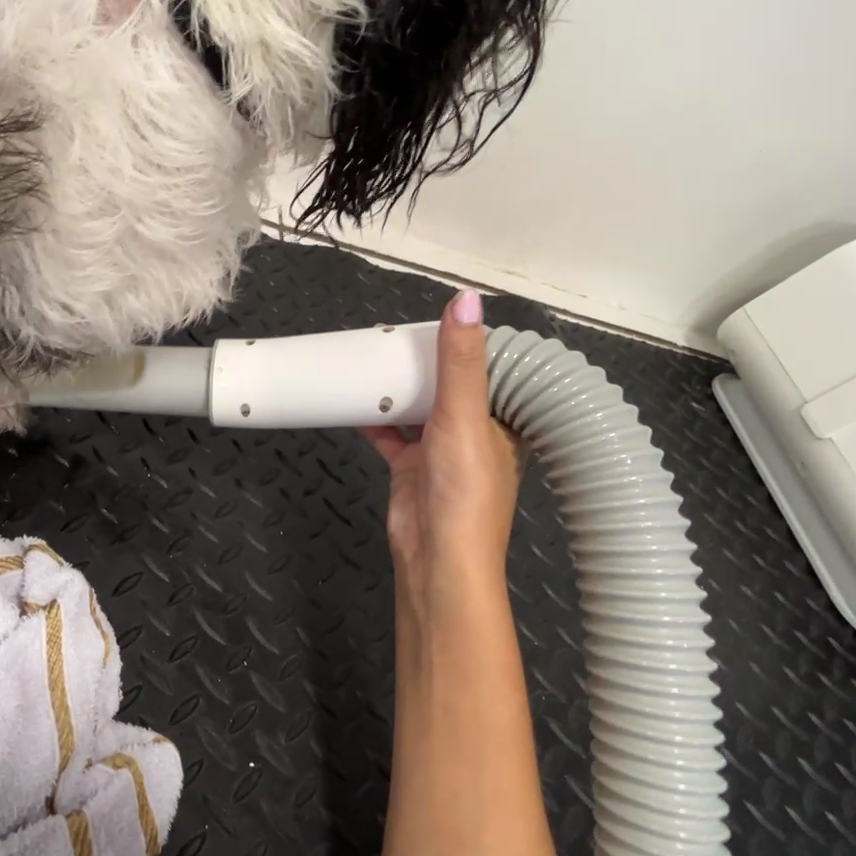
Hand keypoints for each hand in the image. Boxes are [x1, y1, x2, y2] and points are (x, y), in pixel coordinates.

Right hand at [361, 290, 520, 602]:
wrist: (435, 556)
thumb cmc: (462, 488)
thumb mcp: (463, 417)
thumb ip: (459, 362)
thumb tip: (465, 299)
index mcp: (503, 421)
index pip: (491, 371)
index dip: (470, 343)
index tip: (444, 315)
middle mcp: (475, 434)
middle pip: (450, 387)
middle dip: (426, 363)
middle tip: (396, 332)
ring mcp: (440, 452)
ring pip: (419, 408)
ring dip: (398, 388)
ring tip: (372, 358)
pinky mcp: (410, 468)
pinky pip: (391, 434)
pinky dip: (374, 419)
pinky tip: (352, 401)